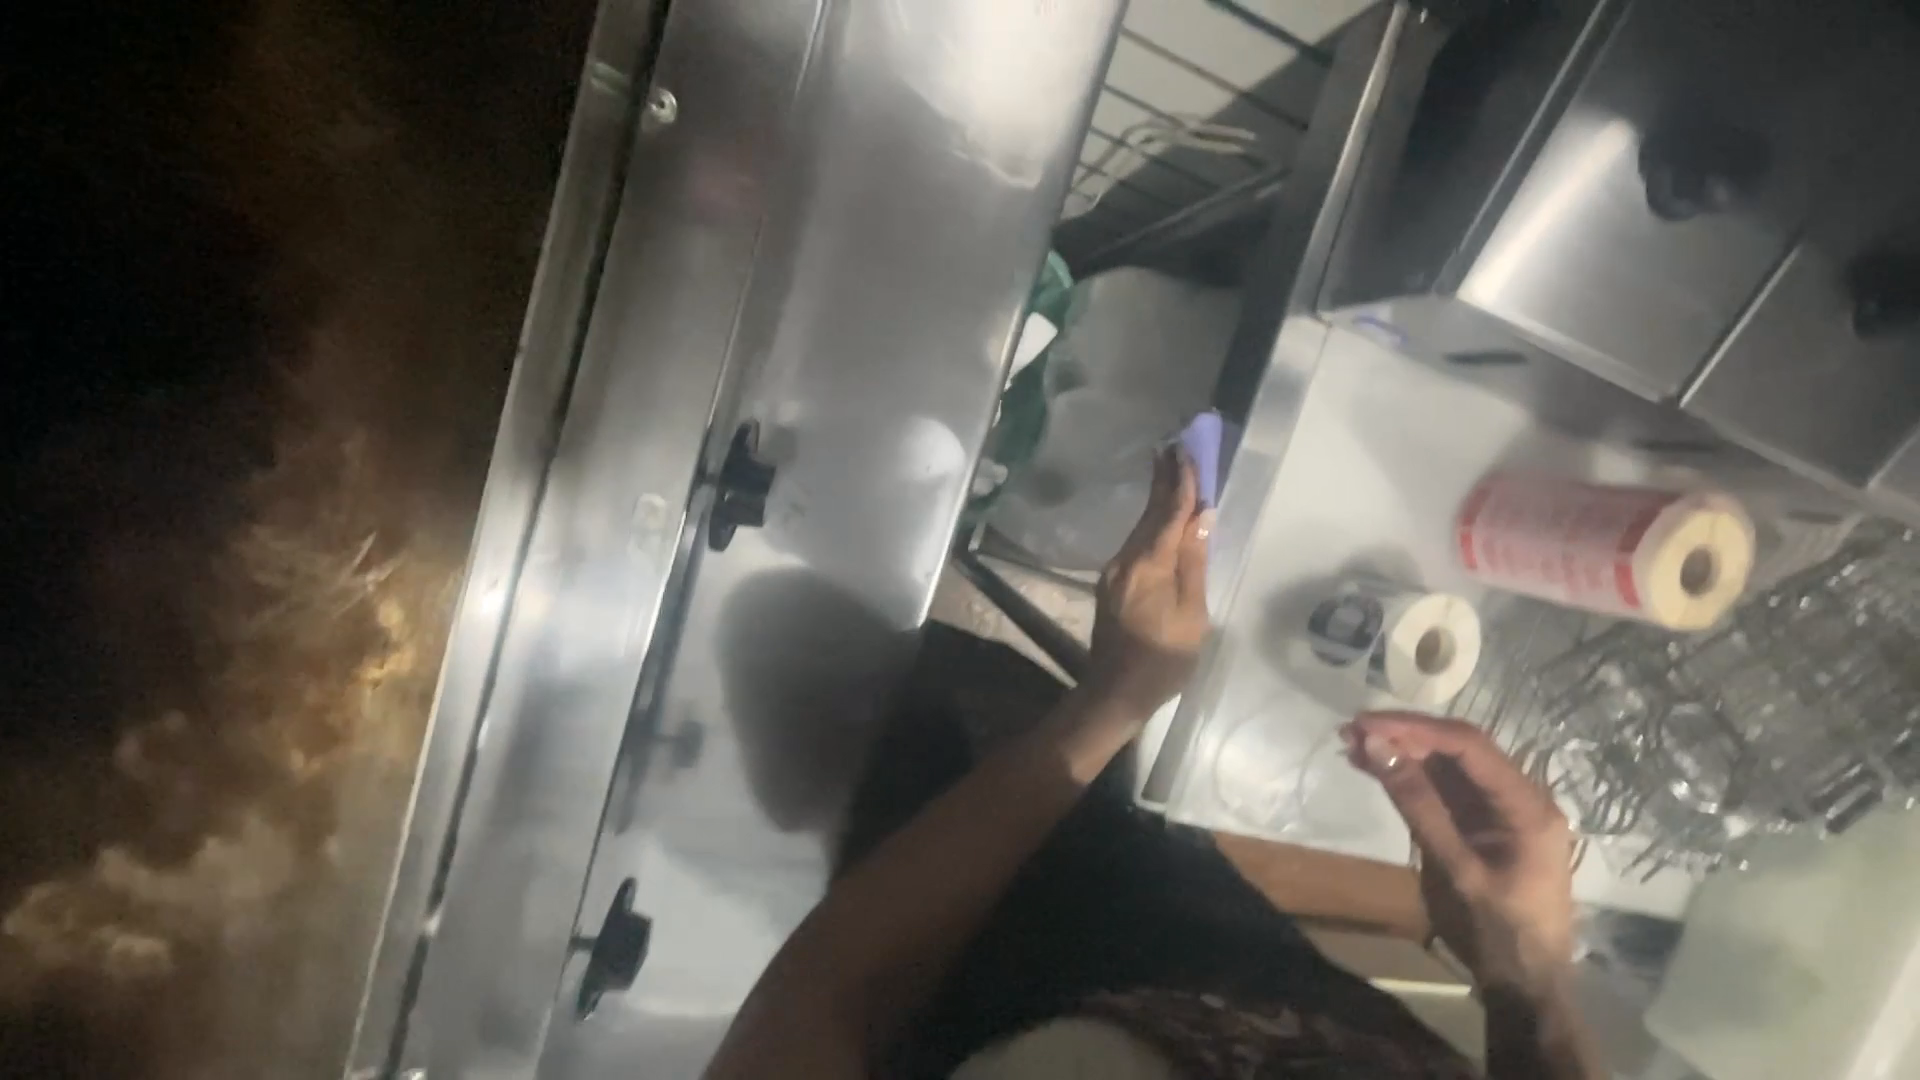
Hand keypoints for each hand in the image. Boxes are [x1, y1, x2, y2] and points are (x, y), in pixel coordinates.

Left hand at [1085, 447, 1211, 718]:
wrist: (1115, 690)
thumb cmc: (1163, 660)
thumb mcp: (1191, 615)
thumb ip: (1194, 564)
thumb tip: (1202, 518)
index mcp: (1148, 566)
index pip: (1168, 514)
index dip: (1180, 482)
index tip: (1186, 452)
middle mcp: (1125, 560)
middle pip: (1150, 514)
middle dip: (1164, 480)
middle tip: (1174, 446)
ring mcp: (1114, 572)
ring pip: (1141, 528)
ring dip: (1157, 499)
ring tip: (1170, 469)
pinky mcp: (1112, 583)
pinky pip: (1136, 544)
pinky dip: (1151, 524)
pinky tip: (1161, 516)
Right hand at [1342, 712, 1576, 994]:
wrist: (1523, 985)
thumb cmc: (1496, 930)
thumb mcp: (1453, 866)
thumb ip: (1417, 803)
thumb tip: (1377, 745)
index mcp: (1527, 806)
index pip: (1468, 744)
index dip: (1414, 727)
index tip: (1365, 724)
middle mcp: (1518, 798)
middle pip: (1457, 747)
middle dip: (1403, 734)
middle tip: (1351, 732)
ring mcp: (1498, 810)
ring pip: (1445, 763)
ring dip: (1400, 751)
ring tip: (1352, 745)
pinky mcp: (1478, 822)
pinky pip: (1441, 786)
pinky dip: (1406, 774)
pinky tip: (1371, 767)